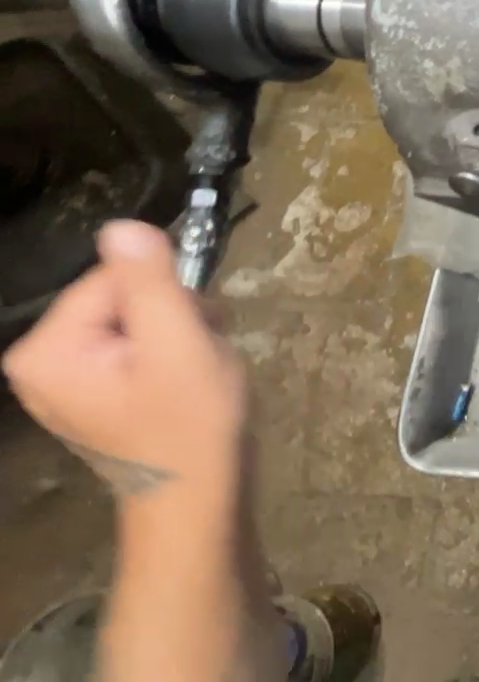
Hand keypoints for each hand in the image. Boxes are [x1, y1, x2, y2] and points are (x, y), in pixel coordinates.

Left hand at [3, 221, 247, 508]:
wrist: (195, 489)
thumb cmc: (190, 419)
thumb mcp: (180, 344)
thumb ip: (151, 285)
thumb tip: (124, 227)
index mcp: (48, 348)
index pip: (115, 279)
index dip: (171, 296)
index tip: (199, 328)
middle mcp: (40, 360)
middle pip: (124, 300)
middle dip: (178, 316)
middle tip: (202, 352)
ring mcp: (63, 378)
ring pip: (137, 321)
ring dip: (181, 334)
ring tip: (197, 369)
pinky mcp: (92, 389)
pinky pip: (135, 346)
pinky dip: (172, 354)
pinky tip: (185, 379)